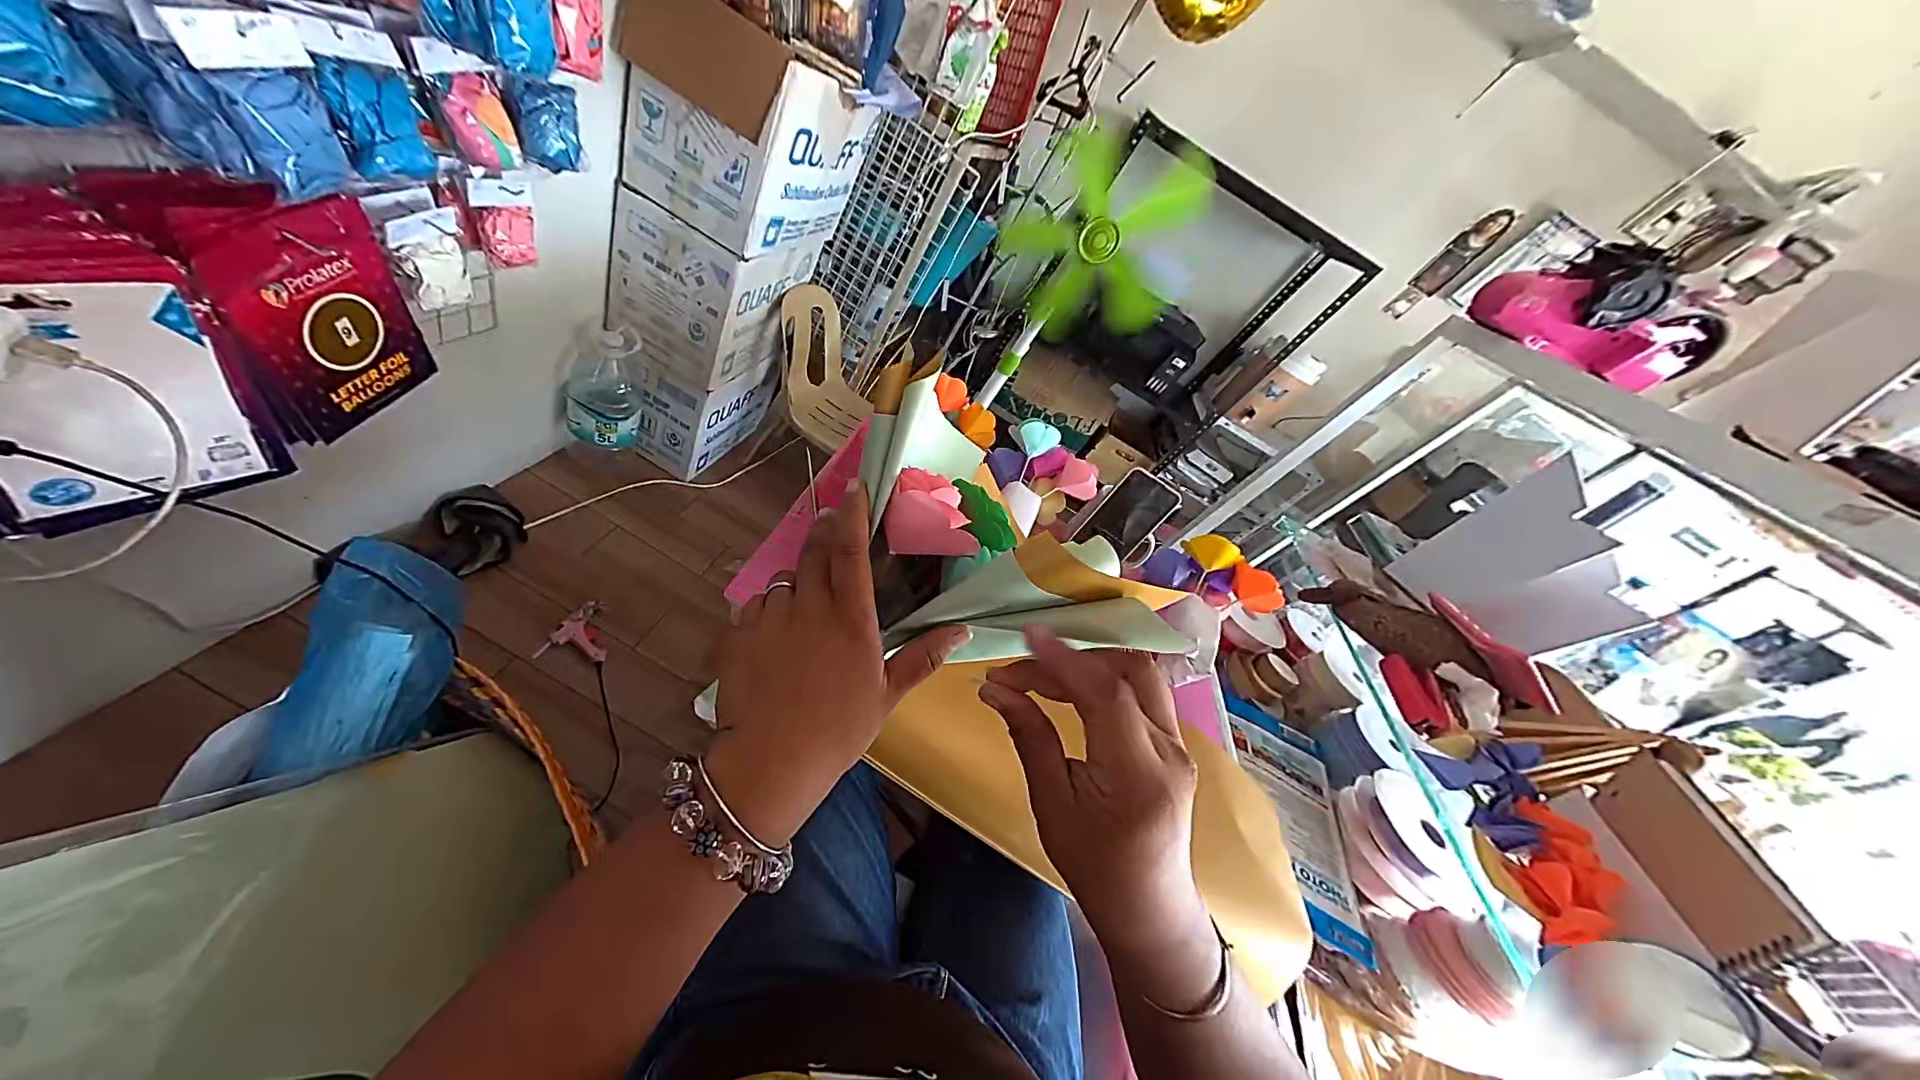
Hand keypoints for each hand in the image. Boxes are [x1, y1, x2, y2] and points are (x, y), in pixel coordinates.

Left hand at [710, 480, 967, 844]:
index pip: (851, 552)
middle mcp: (809, 608)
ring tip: (802, 608)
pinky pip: (755, 605)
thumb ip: (923, 657)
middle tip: (830, 527)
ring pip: (783, 579)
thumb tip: (964, 631)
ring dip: (795, 581)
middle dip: (822, 531)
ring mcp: (769, 618)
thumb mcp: (886, 696)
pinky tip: (774, 636)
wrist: (770, 764)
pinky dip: (768, 610)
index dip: (853, 515)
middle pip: (813, 551)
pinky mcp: (738, 633)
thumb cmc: (837, 731)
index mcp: (851, 620)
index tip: (855, 486)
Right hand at [978, 628, 1208, 954]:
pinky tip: (1075, 688)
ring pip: (1143, 676)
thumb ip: (1030, 738)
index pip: (1106, 693)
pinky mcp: (1177, 746)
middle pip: (1132, 671)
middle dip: (1075, 657)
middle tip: (1025, 668)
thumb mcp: (1052, 806)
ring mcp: (1180, 746)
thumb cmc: (1094, 865)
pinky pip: (1145, 694)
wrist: (1148, 906)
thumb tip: (997, 689)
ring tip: (1046, 674)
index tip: (1027, 638)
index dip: (1064, 659)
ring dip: (1094, 664)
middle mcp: (1169, 750)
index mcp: (1138, 772)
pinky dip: (1108, 680)